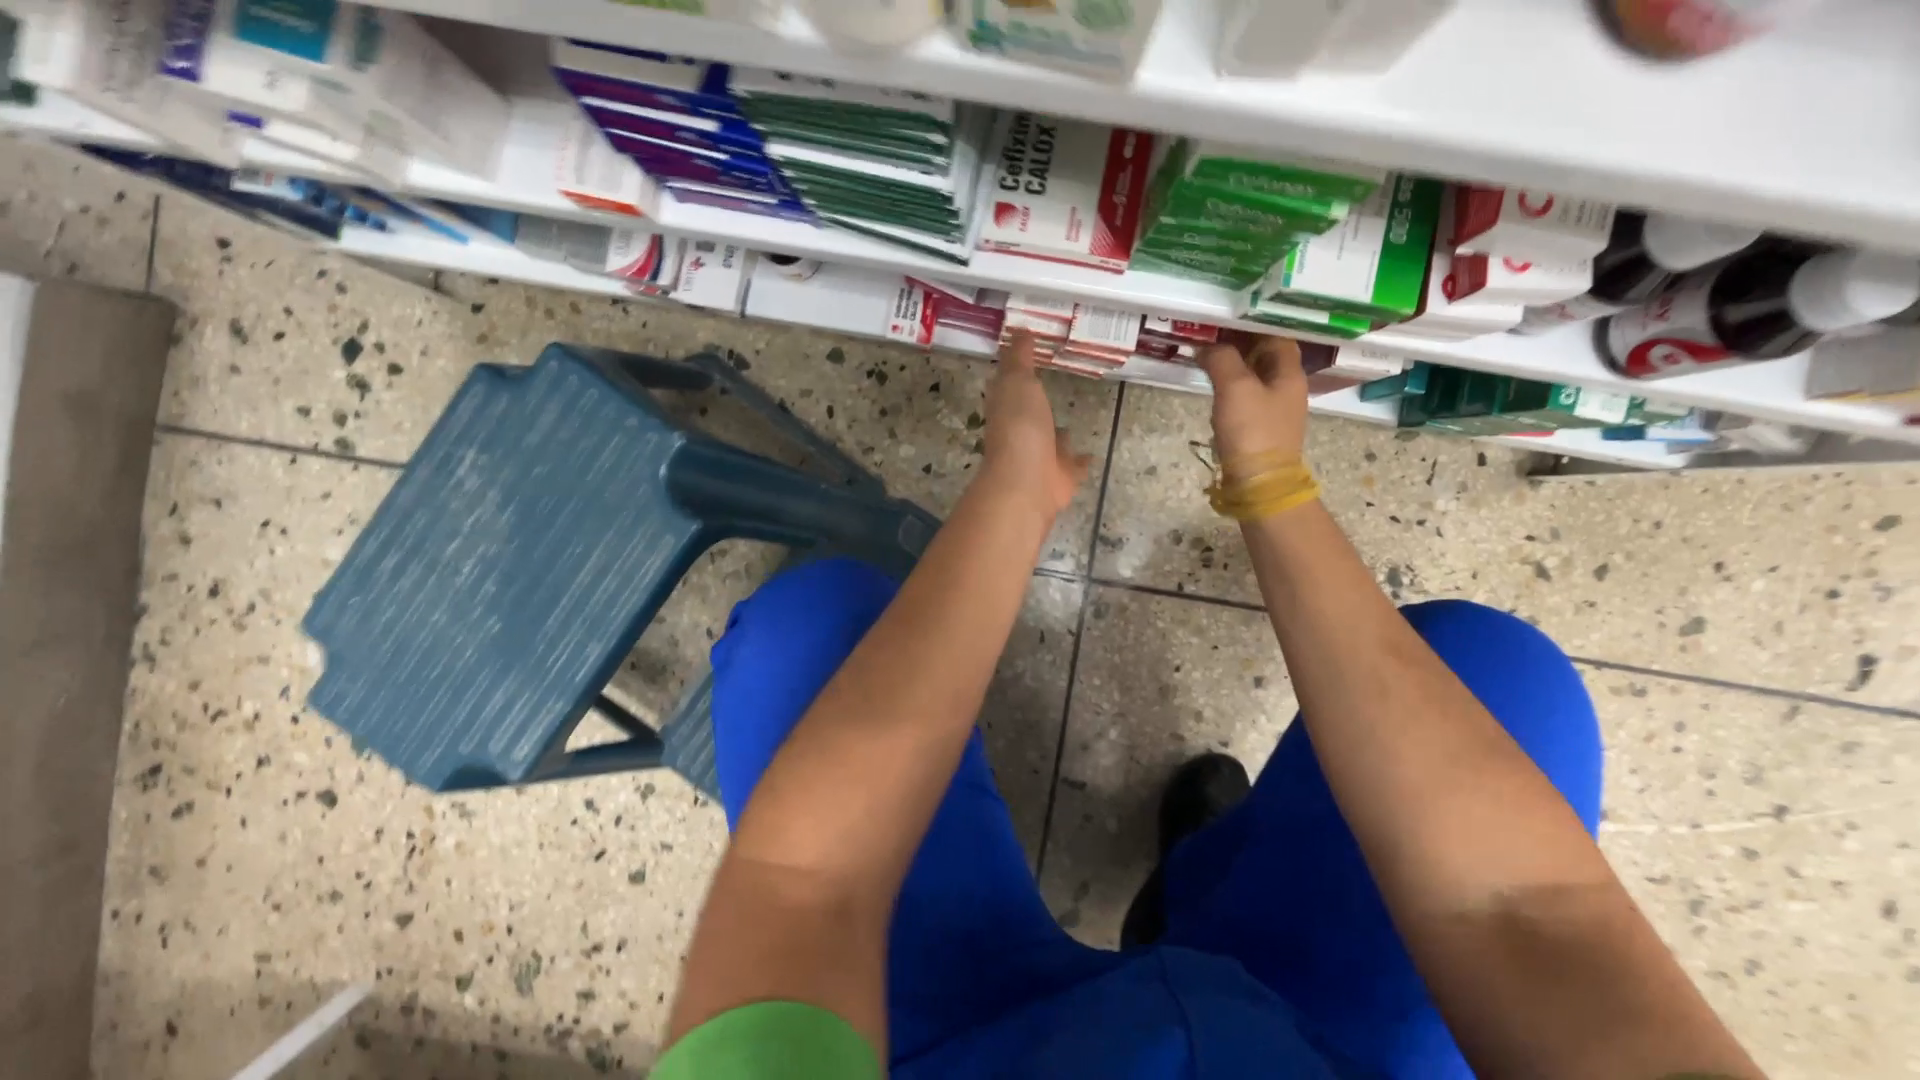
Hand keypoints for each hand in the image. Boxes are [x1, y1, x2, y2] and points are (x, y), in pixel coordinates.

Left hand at [980, 332, 1091, 517]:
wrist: (1028, 481)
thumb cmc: (1019, 426)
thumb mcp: (1017, 381)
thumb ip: (1019, 358)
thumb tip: (1019, 330)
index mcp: (1007, 408)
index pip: (1009, 385)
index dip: (1017, 371)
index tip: (1031, 357)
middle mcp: (1021, 432)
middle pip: (1031, 413)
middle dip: (1039, 403)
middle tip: (1056, 385)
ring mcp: (1041, 456)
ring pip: (1052, 439)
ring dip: (1059, 431)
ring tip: (1074, 416)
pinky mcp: (1061, 477)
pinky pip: (1074, 464)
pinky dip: (1082, 458)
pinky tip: (1092, 450)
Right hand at [1195, 332, 1309, 467]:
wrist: (1260, 484)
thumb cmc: (1252, 431)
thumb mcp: (1235, 387)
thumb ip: (1222, 359)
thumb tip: (1207, 347)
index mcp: (1289, 374)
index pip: (1277, 337)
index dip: (1254, 326)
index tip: (1227, 320)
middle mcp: (1288, 390)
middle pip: (1266, 357)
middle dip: (1241, 346)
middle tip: (1212, 338)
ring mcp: (1275, 412)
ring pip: (1256, 379)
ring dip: (1235, 368)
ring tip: (1208, 360)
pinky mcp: (1261, 431)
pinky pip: (1248, 401)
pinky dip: (1232, 391)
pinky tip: (1215, 393)